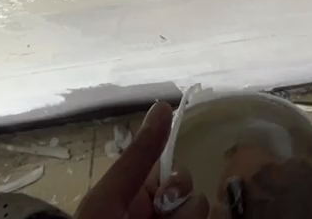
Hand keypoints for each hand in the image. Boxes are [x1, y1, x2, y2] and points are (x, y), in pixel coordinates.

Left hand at [72, 103, 205, 218]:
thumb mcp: (108, 199)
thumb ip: (138, 157)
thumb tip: (164, 105)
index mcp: (134, 197)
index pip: (171, 170)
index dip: (175, 177)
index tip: (166, 191)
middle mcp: (156, 211)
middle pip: (191, 188)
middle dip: (183, 198)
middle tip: (163, 214)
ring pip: (201, 208)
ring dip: (188, 216)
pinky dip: (204, 218)